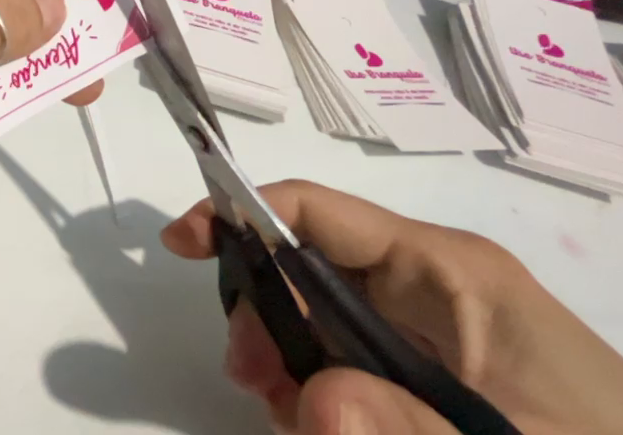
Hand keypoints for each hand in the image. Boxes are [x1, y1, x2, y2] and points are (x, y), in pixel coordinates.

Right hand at [161, 181, 622, 434]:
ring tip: (293, 415)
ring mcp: (425, 324)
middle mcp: (424, 280)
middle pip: (300, 266)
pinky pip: (346, 357)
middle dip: (262, 314)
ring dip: (288, 361)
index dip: (237, 212)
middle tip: (252, 380)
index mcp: (442, 267)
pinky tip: (322, 420)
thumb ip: (407, 427)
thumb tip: (304, 400)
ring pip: (315, 317)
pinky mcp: (429, 367)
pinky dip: (320, 387)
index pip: (312, 208)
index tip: (180, 244)